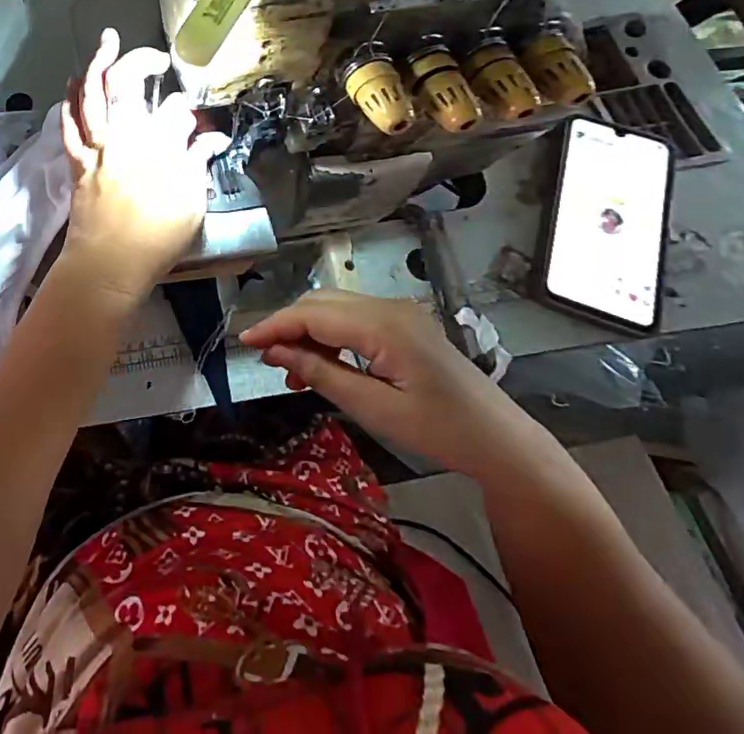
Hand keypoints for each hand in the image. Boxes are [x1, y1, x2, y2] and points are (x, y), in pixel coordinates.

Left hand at [60, 29, 231, 299]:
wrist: (108, 264)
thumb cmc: (156, 240)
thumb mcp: (191, 204)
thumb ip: (198, 165)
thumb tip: (210, 140)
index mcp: (162, 147)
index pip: (176, 111)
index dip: (187, 111)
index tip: (193, 121)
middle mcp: (127, 138)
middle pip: (128, 85)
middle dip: (140, 61)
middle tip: (155, 59)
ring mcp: (98, 148)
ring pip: (93, 95)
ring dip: (98, 64)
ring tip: (106, 42)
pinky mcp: (78, 163)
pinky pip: (70, 124)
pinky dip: (70, 101)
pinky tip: (72, 83)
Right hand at [239, 290, 531, 474]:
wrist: (499, 440)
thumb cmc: (439, 430)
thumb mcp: (374, 408)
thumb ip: (321, 374)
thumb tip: (276, 352)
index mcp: (383, 325)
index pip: (312, 315)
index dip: (274, 326)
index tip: (243, 343)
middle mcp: (389, 307)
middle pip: (320, 304)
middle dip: (287, 327)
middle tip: (264, 360)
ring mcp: (399, 313)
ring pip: (334, 310)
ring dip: (307, 334)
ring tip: (289, 371)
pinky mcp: (405, 324)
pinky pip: (354, 320)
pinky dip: (329, 338)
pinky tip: (320, 366)